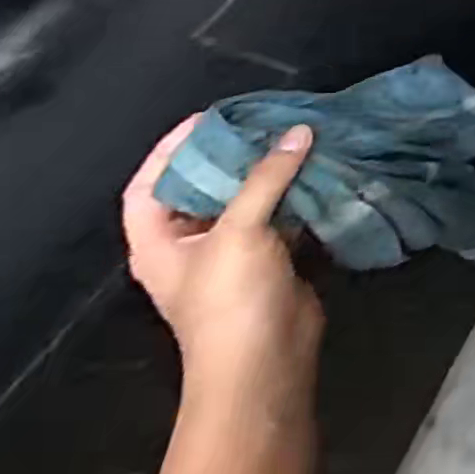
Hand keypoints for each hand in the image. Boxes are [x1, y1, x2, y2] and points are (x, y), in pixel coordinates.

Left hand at [122, 117, 323, 414]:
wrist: (266, 357)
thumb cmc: (230, 298)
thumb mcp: (239, 232)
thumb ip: (267, 178)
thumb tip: (299, 130)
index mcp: (160, 241)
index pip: (149, 185)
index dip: (171, 149)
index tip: (209, 117)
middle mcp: (194, 242)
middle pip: (206, 187)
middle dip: (235, 153)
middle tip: (268, 119)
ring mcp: (238, 249)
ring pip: (253, 197)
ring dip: (276, 170)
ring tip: (302, 136)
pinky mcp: (276, 254)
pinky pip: (286, 212)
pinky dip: (303, 190)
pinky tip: (324, 169)